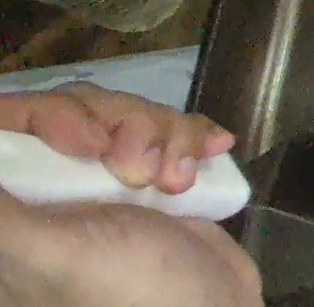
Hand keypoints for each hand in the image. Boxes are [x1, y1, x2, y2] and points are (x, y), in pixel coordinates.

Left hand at [0, 85, 262, 306]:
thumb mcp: (47, 253)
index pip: (16, 122)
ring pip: (137, 114)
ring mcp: (108, 181)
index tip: (92, 142)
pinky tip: (209, 159)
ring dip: (172, 137)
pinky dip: (199, 138)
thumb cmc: (119, 287)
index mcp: (14, 204)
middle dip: (131, 127)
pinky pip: (179, 128)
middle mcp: (51, 187)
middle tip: (143, 170)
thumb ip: (4, 211)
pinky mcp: (159, 176)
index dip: (57, 116)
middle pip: (85, 109)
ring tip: (179, 180)